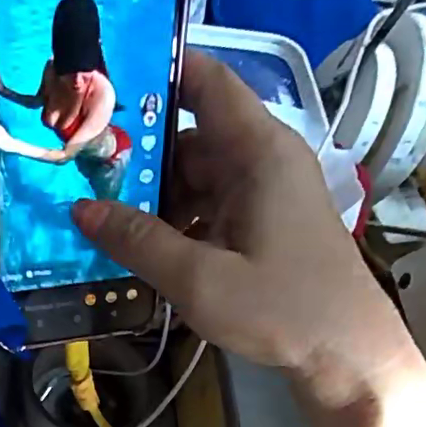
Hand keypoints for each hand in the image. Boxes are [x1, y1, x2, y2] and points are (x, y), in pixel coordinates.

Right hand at [69, 51, 413, 408]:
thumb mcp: (199, 279)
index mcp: (256, 151)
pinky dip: (179, 222)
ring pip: (199, 178)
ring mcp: (266, 194)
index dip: (156, 72)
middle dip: (140, 156)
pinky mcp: (266, 224)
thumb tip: (80, 209)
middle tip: (81, 174)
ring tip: (105, 218)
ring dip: (156, 198)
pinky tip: (146, 250)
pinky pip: (213, 207)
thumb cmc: (280, 310)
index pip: (205, 81)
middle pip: (192, 137)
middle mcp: (263, 160)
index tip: (101, 85)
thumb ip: (138, 242)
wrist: (346, 354)